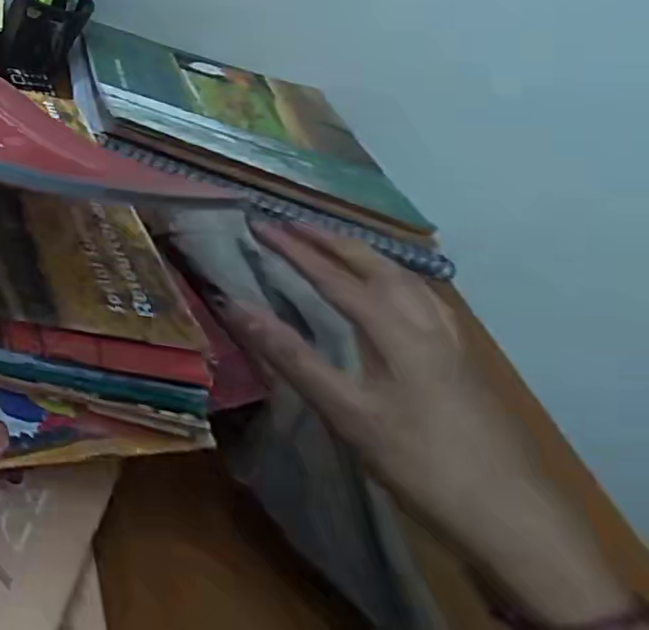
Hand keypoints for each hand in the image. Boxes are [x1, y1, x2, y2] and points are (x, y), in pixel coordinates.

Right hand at [219, 222, 632, 624]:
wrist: (516, 525)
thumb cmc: (419, 463)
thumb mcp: (345, 412)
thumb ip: (289, 354)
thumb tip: (233, 303)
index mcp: (401, 338)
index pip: (338, 279)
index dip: (295, 250)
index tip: (258, 225)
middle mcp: (431, 333)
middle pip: (382, 271)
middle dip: (333, 242)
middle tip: (290, 224)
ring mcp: (456, 352)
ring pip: (412, 285)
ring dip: (368, 257)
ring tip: (333, 245)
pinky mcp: (464, 370)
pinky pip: (427, 306)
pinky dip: (396, 284)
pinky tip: (389, 297)